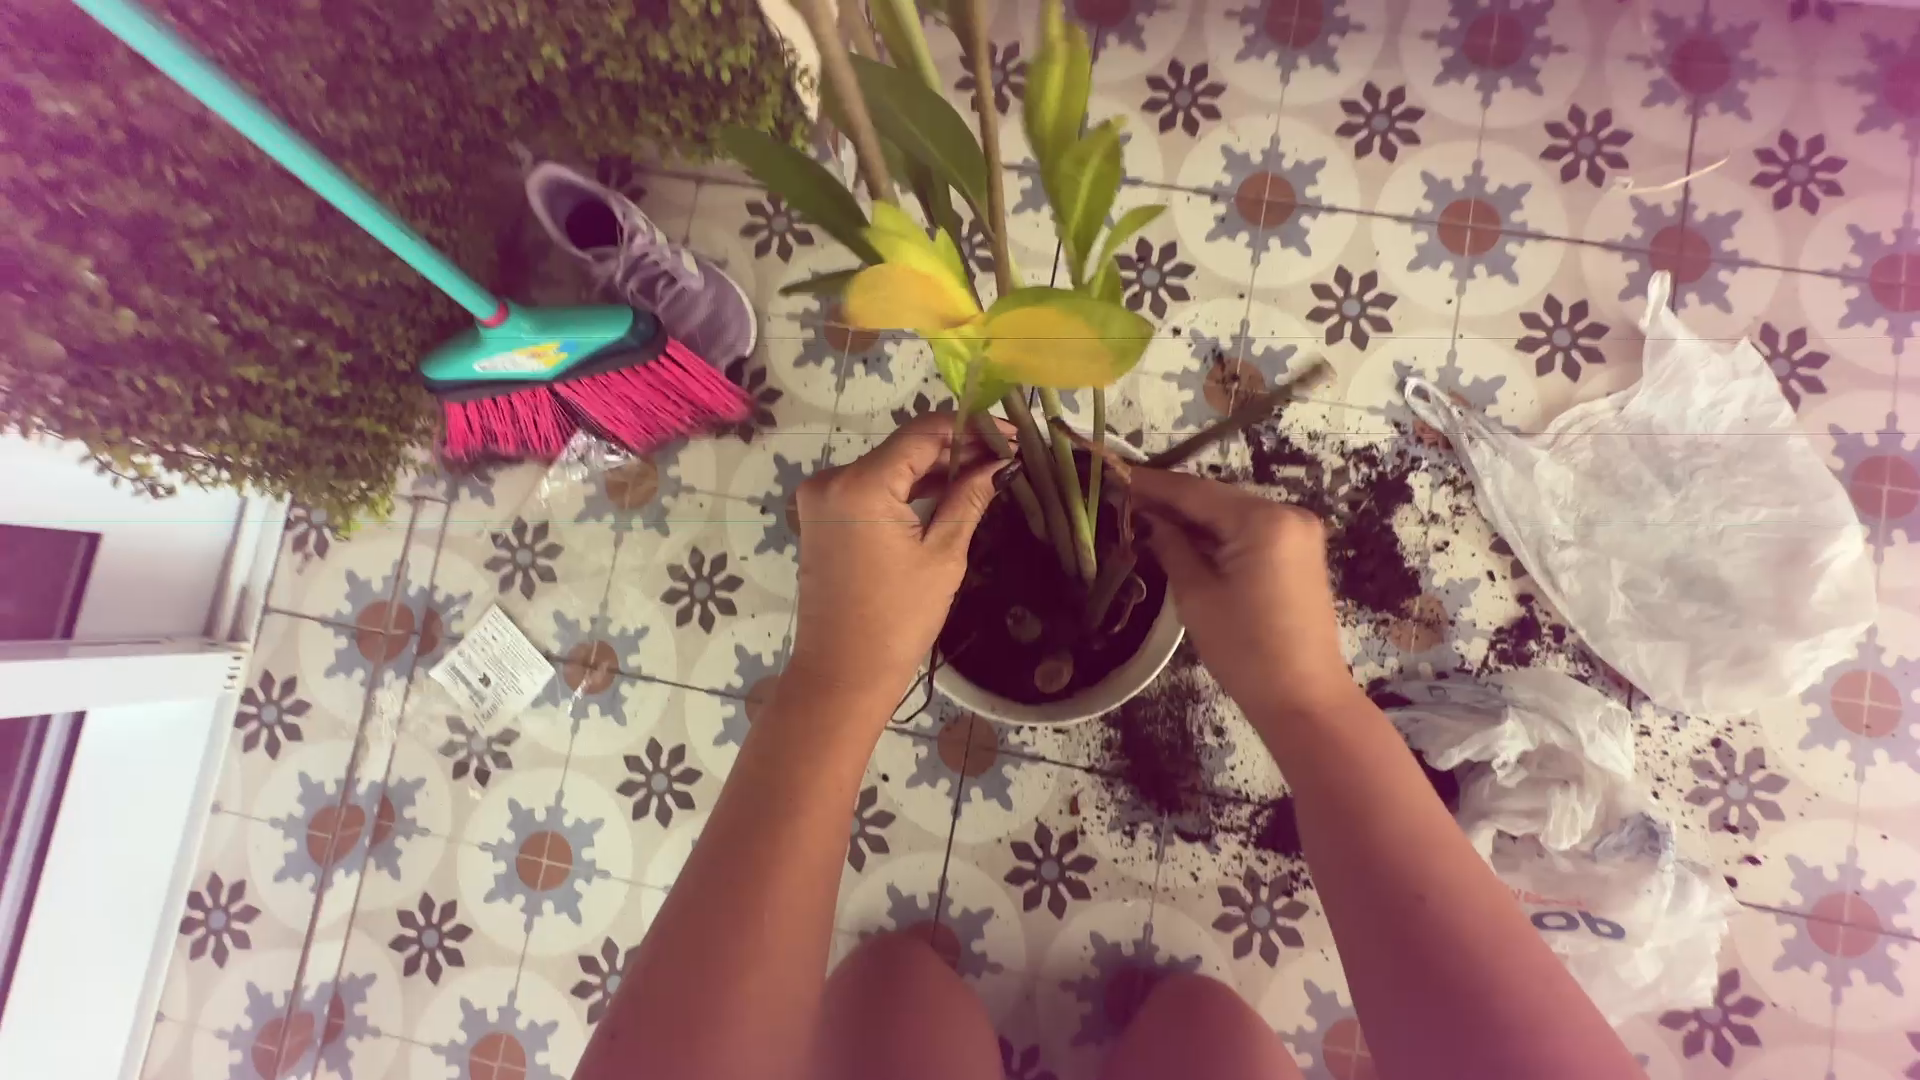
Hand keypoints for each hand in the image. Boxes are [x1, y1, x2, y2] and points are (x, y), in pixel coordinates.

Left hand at [787, 413, 1006, 721]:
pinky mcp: (823, 516)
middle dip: (956, 447)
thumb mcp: (942, 555)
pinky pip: (872, 488)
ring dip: (933, 468)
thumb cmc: (898, 619)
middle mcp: (833, 479)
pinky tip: (947, 487)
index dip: (970, 427)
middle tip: (1005, 453)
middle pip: (904, 447)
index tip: (1010, 433)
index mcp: (861, 484)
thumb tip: (999, 464)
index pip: (922, 433)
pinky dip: (906, 488)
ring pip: (889, 467)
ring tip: (986, 468)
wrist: (843, 672)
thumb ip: (967, 498)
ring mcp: (822, 497)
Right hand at [1130, 467, 1360, 726]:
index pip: (1194, 491)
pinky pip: (1247, 532)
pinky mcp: (1297, 553)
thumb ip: (1171, 546)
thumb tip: (1148, 519)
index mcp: (1263, 520)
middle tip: (1121, 495)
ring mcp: (1297, 533)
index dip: (1150, 483)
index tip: (1114, 473)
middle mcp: (1287, 514)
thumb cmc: (1245, 650)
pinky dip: (1214, 533)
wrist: (1304, 699)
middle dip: (1168, 499)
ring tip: (1140, 513)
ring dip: (1189, 516)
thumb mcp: (1196, 595)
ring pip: (1230, 514)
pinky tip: (1179, 535)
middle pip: (1215, 498)